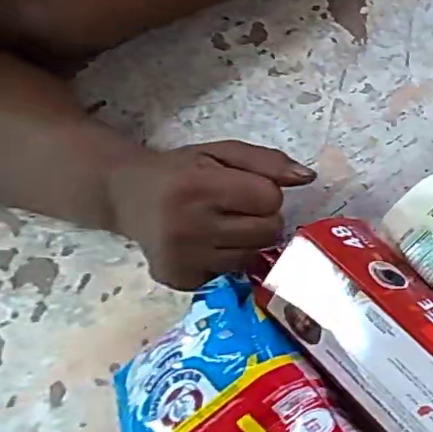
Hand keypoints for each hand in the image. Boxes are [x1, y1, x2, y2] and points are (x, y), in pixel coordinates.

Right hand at [104, 141, 314, 288]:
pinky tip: (208, 244)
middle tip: (234, 208)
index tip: (243, 188)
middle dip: (262, 217)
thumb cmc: (183, 171)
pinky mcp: (179, 279)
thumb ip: (270, 162)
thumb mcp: (224, 152)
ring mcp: (181, 258)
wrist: (124, 196)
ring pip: (255, 255)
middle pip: (268, 231)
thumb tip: (308, 177)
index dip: (265, 192)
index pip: (270, 199)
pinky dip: (230, 258)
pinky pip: (233, 272)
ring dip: (249, 240)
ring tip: (221, 224)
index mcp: (197, 188)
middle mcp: (185, 227)